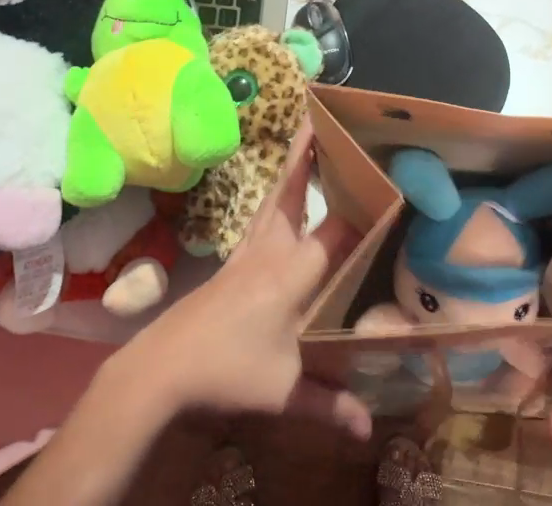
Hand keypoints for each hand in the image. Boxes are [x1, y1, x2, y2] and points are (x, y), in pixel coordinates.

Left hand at [112, 120, 371, 438]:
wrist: (160, 367)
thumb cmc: (226, 372)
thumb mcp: (282, 392)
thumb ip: (328, 405)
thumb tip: (370, 430)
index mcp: (291, 275)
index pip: (337, 232)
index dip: (365, 208)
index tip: (391, 182)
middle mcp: (270, 252)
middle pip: (294, 195)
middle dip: (310, 158)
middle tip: (324, 121)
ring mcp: (246, 254)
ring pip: (274, 201)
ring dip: (291, 170)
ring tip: (305, 141)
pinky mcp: (232, 263)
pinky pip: (261, 218)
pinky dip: (276, 196)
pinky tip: (279, 201)